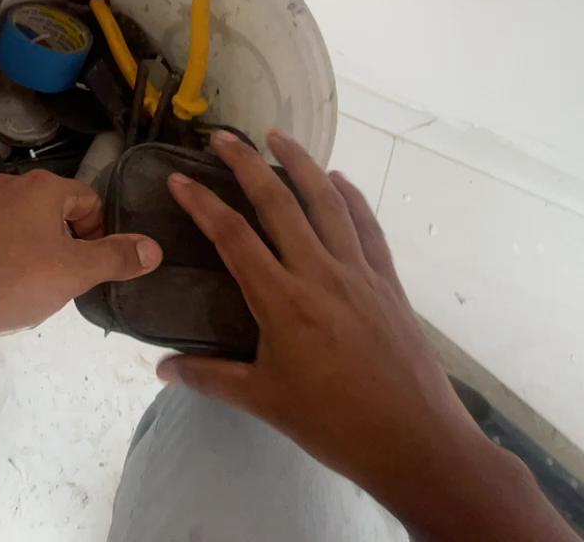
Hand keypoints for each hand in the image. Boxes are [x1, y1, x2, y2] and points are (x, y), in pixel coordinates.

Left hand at [0, 169, 161, 337]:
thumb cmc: (12, 278)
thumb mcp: (74, 272)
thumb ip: (116, 257)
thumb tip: (152, 247)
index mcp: (43, 187)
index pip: (90, 201)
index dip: (98, 234)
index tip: (88, 267)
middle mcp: (10, 185)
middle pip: (56, 210)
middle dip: (65, 243)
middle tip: (61, 280)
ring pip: (23, 223)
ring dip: (34, 249)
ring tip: (29, 286)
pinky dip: (3, 254)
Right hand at [161, 130, 572, 540]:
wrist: (421, 447)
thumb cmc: (335, 424)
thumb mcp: (264, 402)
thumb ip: (209, 377)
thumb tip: (162, 369)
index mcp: (282, 301)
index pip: (232, 236)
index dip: (202, 202)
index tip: (179, 178)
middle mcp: (319, 274)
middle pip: (278, 203)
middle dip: (247, 164)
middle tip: (224, 137)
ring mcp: (358, 273)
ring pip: (326, 203)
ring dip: (301, 163)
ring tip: (278, 135)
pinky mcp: (388, 282)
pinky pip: (367, 227)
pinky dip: (351, 197)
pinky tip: (337, 179)